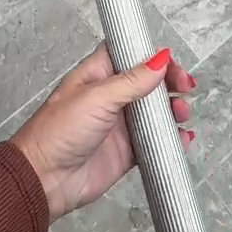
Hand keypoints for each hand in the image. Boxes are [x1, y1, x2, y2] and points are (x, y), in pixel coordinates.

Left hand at [7, 43, 193, 219]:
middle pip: (147, 81)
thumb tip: (158, 59)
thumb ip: (131, 81)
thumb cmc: (59, 129)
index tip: (171, 60)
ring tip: (182, 112)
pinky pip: (156, 142)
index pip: (129, 54)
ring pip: (155, 111)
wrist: (47, 177)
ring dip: (173, 109)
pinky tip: (183, 138)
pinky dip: (172, 139)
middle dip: (168, 81)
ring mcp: (119, 124)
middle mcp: (110, 96)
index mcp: (98, 74)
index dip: (151, 54)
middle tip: (185, 86)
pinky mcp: (127, 151)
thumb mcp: (97, 97)